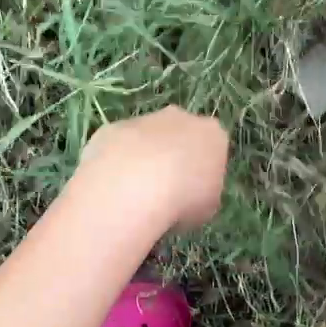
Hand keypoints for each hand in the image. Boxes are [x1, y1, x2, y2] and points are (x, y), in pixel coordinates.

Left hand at [71, 106, 229, 228]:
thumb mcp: (207, 208)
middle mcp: (179, 118)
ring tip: (134, 193)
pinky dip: (116, 162)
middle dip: (173, 156)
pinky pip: (118, 145)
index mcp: (211, 134)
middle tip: (165, 190)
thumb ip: (203, 193)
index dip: (203, 170)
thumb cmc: (182, 200)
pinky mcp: (113, 128)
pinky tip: (113, 186)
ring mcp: (143, 120)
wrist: (132, 187)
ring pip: (147, 138)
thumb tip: (189, 195)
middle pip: (180, 134)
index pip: (213, 147)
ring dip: (143, 159)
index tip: (193, 192)